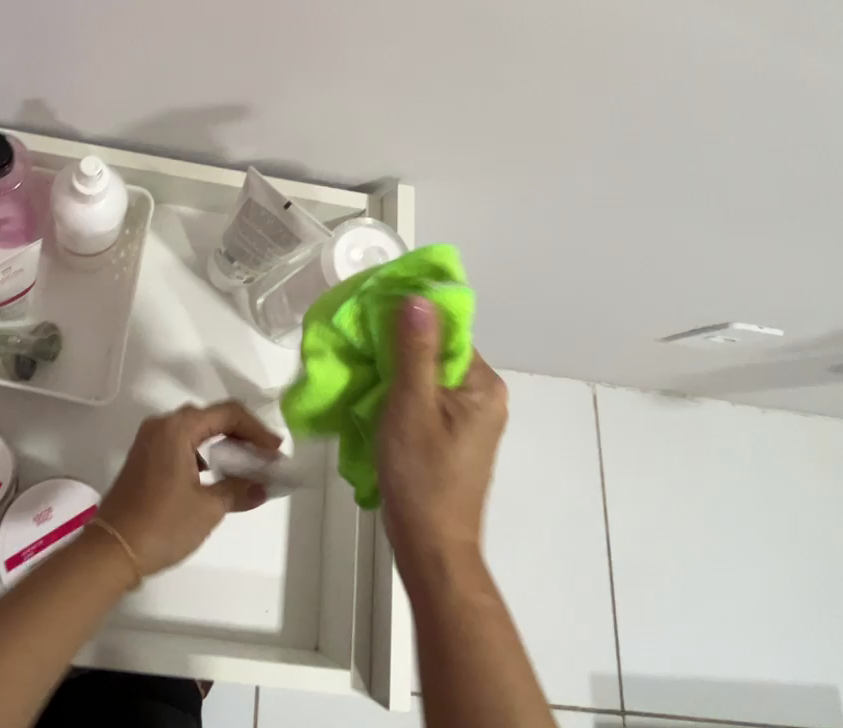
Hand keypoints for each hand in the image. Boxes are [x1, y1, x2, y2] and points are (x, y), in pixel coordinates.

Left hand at [100, 402, 280, 574]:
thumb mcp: (208, 508)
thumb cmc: (162, 524)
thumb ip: (239, 490)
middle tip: (265, 456)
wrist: (113, 550)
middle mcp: (161, 426)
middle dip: (241, 435)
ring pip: (195, 431)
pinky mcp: (143, 458)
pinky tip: (216, 475)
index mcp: (177, 428)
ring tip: (247, 466)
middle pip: (211, 417)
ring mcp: (149, 441)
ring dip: (222, 444)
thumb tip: (262, 487)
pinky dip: (203, 453)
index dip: (257, 430)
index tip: (276, 450)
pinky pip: (181, 444)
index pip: (227, 414)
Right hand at [377, 296, 507, 571]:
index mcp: (484, 385)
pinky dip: (400, 396)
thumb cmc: (421, 475)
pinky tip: (372, 400)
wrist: (431, 545)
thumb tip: (420, 296)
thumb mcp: (412, 406)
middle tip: (356, 346)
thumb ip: (414, 350)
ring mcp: (471, 420)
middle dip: (397, 348)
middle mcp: (486, 397)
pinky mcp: (454, 438)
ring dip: (395, 373)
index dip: (409, 320)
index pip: (447, 332)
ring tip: (358, 370)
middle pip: (437, 354)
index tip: (369, 316)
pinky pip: (426, 401)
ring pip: (428, 378)